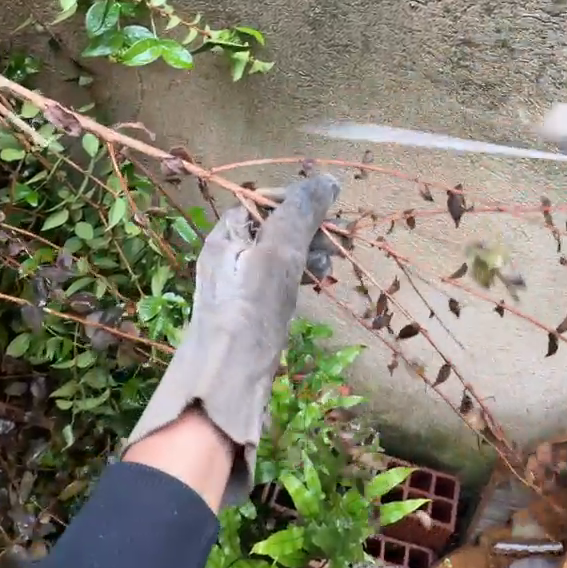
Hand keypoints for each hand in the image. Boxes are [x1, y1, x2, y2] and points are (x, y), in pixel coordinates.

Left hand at [127, 174, 339, 507]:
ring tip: (331, 264)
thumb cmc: (250, 313)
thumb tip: (328, 181)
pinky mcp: (248, 312)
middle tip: (342, 238)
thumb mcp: (280, 255)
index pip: (263, 198)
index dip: (298, 199)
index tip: (332, 210)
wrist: (223, 386)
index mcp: (227, 234)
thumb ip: (300, 214)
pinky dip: (299, 275)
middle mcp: (228, 254)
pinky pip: (277, 280)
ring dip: (308, 250)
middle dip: (309, 226)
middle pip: (273, 225)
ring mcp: (237, 284)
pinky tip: (314, 285)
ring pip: (278, 253)